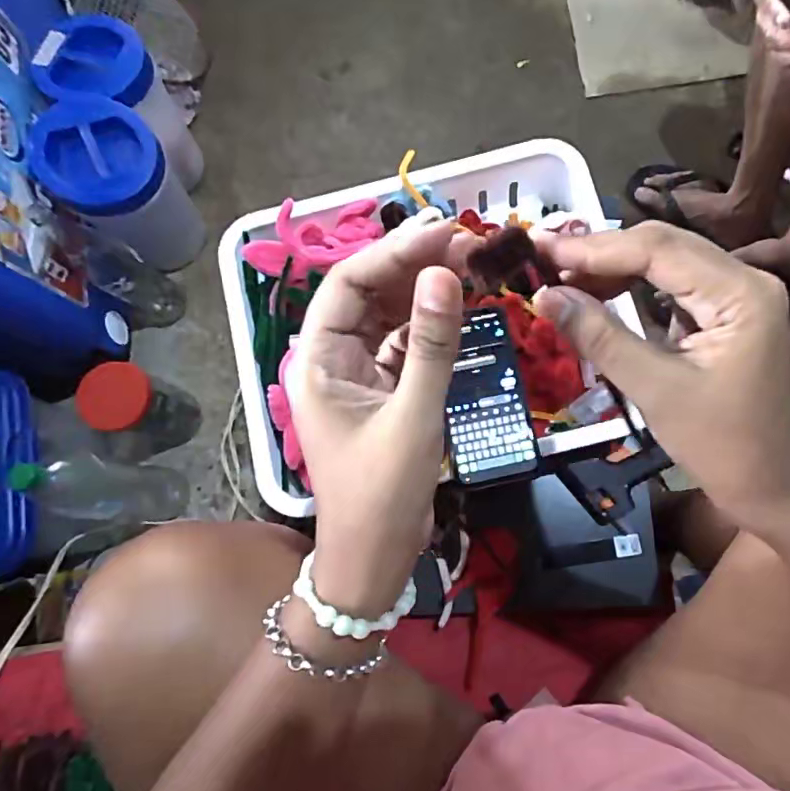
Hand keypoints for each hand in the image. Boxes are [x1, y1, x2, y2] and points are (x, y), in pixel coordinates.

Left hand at [287, 213, 464, 614]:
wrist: (375, 557)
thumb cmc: (382, 493)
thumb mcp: (412, 416)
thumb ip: (432, 345)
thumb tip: (445, 275)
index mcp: (318, 359)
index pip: (350, 283)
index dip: (394, 252)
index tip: (444, 232)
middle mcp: (334, 358)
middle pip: (371, 294)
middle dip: (415, 266)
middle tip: (468, 246)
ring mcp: (360, 375)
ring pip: (391, 317)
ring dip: (426, 293)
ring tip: (471, 267)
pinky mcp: (385, 393)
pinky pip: (407, 346)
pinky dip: (432, 328)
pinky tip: (461, 309)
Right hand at [533, 224, 789, 512]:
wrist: (761, 478)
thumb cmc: (714, 441)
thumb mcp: (652, 388)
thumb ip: (599, 336)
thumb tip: (545, 295)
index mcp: (741, 293)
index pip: (658, 250)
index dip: (595, 249)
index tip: (542, 248)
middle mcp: (747, 279)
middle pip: (663, 246)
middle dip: (601, 252)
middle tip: (544, 257)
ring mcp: (740, 292)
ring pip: (666, 260)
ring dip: (613, 267)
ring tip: (563, 276)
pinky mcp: (727, 308)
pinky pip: (673, 282)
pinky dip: (633, 284)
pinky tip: (598, 290)